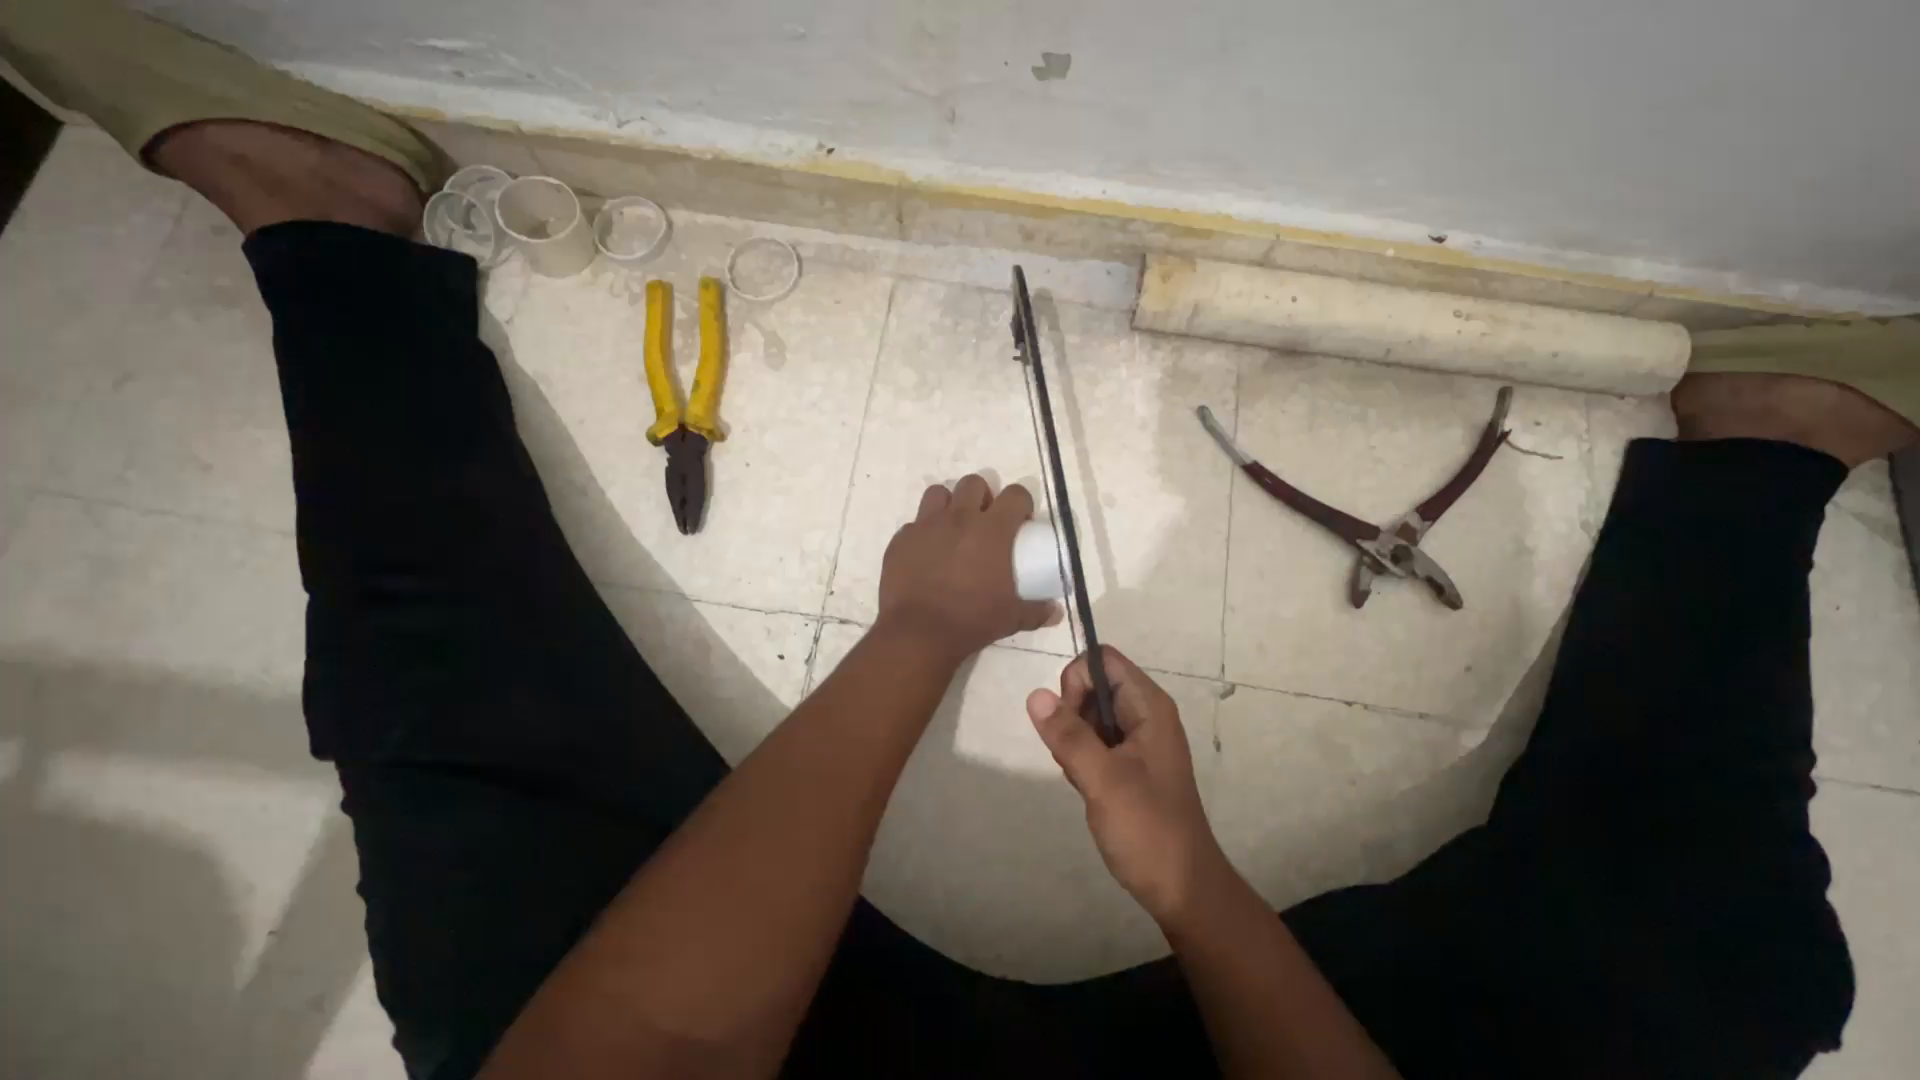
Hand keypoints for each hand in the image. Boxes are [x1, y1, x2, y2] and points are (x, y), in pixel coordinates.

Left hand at [878, 475, 1056, 661]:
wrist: (919, 632)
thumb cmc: (972, 620)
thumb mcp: (1012, 618)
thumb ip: (1036, 611)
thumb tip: (1055, 611)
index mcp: (992, 530)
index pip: (1015, 494)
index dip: (1021, 503)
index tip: (1021, 520)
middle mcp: (959, 518)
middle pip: (974, 483)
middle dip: (983, 497)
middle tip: (985, 521)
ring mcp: (927, 525)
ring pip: (938, 493)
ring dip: (949, 504)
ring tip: (953, 528)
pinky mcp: (901, 539)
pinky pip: (914, 524)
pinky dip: (924, 532)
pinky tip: (927, 553)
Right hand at [1028, 647, 1228, 927]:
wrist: (1181, 887)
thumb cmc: (1147, 829)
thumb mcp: (1103, 779)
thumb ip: (1068, 735)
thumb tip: (1035, 695)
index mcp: (1149, 707)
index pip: (1103, 660)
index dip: (1077, 681)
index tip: (1070, 722)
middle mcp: (1145, 716)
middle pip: (1093, 685)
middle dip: (1071, 714)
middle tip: (1075, 758)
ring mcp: (1138, 742)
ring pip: (1089, 716)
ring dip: (1074, 740)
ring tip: (1084, 779)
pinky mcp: (1129, 766)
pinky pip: (1095, 743)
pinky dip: (1082, 759)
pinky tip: (1087, 788)